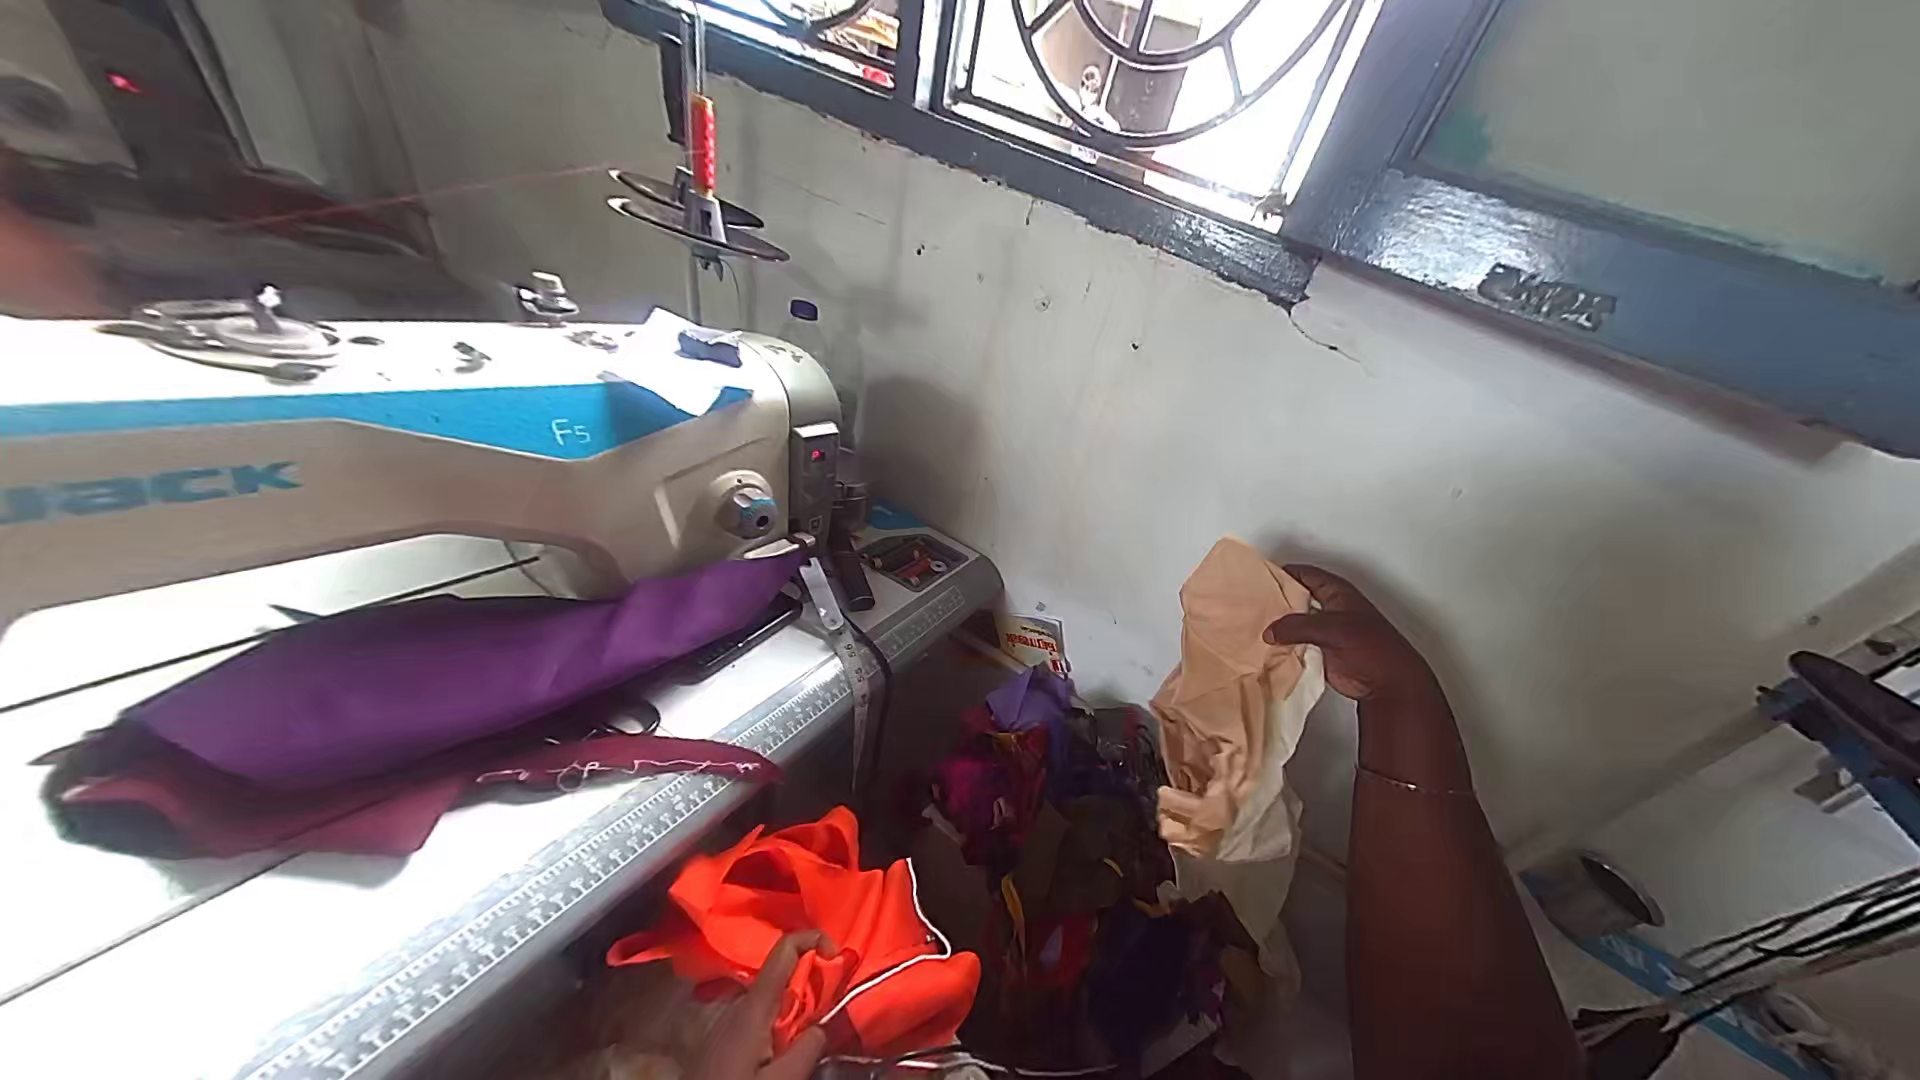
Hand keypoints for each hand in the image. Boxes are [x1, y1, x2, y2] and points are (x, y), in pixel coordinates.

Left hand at [690, 931, 836, 1079]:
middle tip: (828, 1010)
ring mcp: (727, 1020)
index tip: (836, 957)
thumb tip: (822, 1025)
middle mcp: (739, 1003)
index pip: (785, 947)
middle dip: (810, 984)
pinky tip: (781, 1052)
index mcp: (753, 1005)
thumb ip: (806, 1050)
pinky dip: (778, 1023)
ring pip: (771, 998)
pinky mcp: (721, 1039)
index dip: (814, 939)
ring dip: (794, 1008)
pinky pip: (758, 1017)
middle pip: (782, 975)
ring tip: (807, 1035)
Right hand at [1264, 565, 1443, 708]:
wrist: (1387, 684)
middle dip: (1277, 598)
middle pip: (1296, 596)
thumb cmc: (1371, 648)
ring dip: (1278, 623)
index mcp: (1338, 593)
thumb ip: (1296, 626)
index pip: (1305, 574)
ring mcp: (1324, 630)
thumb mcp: (1332, 629)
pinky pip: (1293, 641)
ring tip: (1253, 621)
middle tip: (1251, 600)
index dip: (1283, 572)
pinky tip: (1265, 643)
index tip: (1258, 576)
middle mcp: (1329, 608)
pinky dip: (1281, 642)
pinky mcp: (1319, 650)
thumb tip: (1268, 632)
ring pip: (1293, 620)